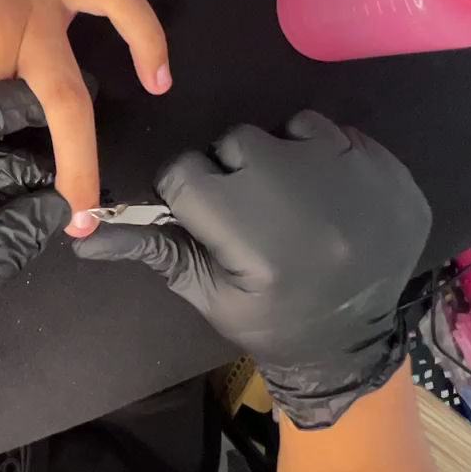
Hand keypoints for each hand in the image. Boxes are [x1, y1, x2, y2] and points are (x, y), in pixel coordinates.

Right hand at [73, 112, 431, 428]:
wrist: (349, 343)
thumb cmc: (265, 320)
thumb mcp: (204, 291)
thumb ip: (151, 249)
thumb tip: (80, 233)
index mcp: (248, 235)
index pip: (184, 174)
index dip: (186, 194)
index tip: (204, 217)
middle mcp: (301, 196)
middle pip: (234, 141)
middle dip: (230, 171)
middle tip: (250, 213)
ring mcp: (353, 179)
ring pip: (286, 127)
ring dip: (279, 156)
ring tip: (292, 202)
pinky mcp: (389, 172)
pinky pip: (338, 132)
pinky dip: (323, 156)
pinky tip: (328, 197)